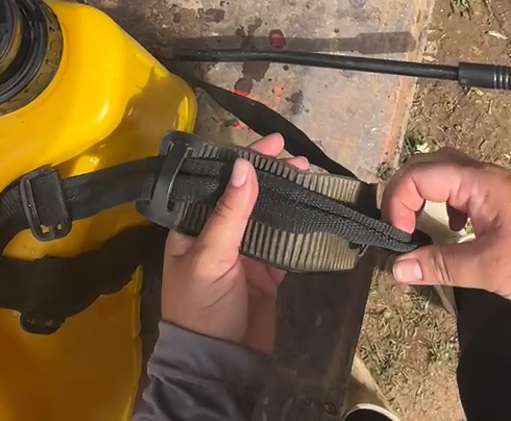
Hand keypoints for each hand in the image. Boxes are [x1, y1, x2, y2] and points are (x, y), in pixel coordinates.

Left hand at [159, 133, 305, 351]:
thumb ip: (229, 212)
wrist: (220, 366)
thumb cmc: (201, 307)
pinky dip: (301, 225)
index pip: (221, 181)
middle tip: (298, 159)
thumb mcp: (209, 256)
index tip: (272, 142)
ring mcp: (246, 251)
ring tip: (310, 176)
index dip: (246, 159)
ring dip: (289, 195)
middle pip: (249, 194)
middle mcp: (220, 233)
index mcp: (195, 224)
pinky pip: (287, 241)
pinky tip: (315, 209)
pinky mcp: (268, 272)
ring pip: (270, 213)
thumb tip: (245, 165)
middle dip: (273, 174)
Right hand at [381, 148, 510, 317]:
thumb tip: (397, 267)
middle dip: (405, 191)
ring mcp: (493, 187)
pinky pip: (460, 189)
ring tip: (416, 225)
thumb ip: (440, 265)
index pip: (419, 175)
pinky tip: (450, 230)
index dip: (399, 201)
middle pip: (428, 165)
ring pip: (445, 174)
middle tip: (397, 227)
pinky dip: (444, 203)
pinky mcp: (501, 202)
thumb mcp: (489, 269)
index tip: (398, 237)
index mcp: (477, 181)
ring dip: (424, 193)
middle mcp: (482, 175)